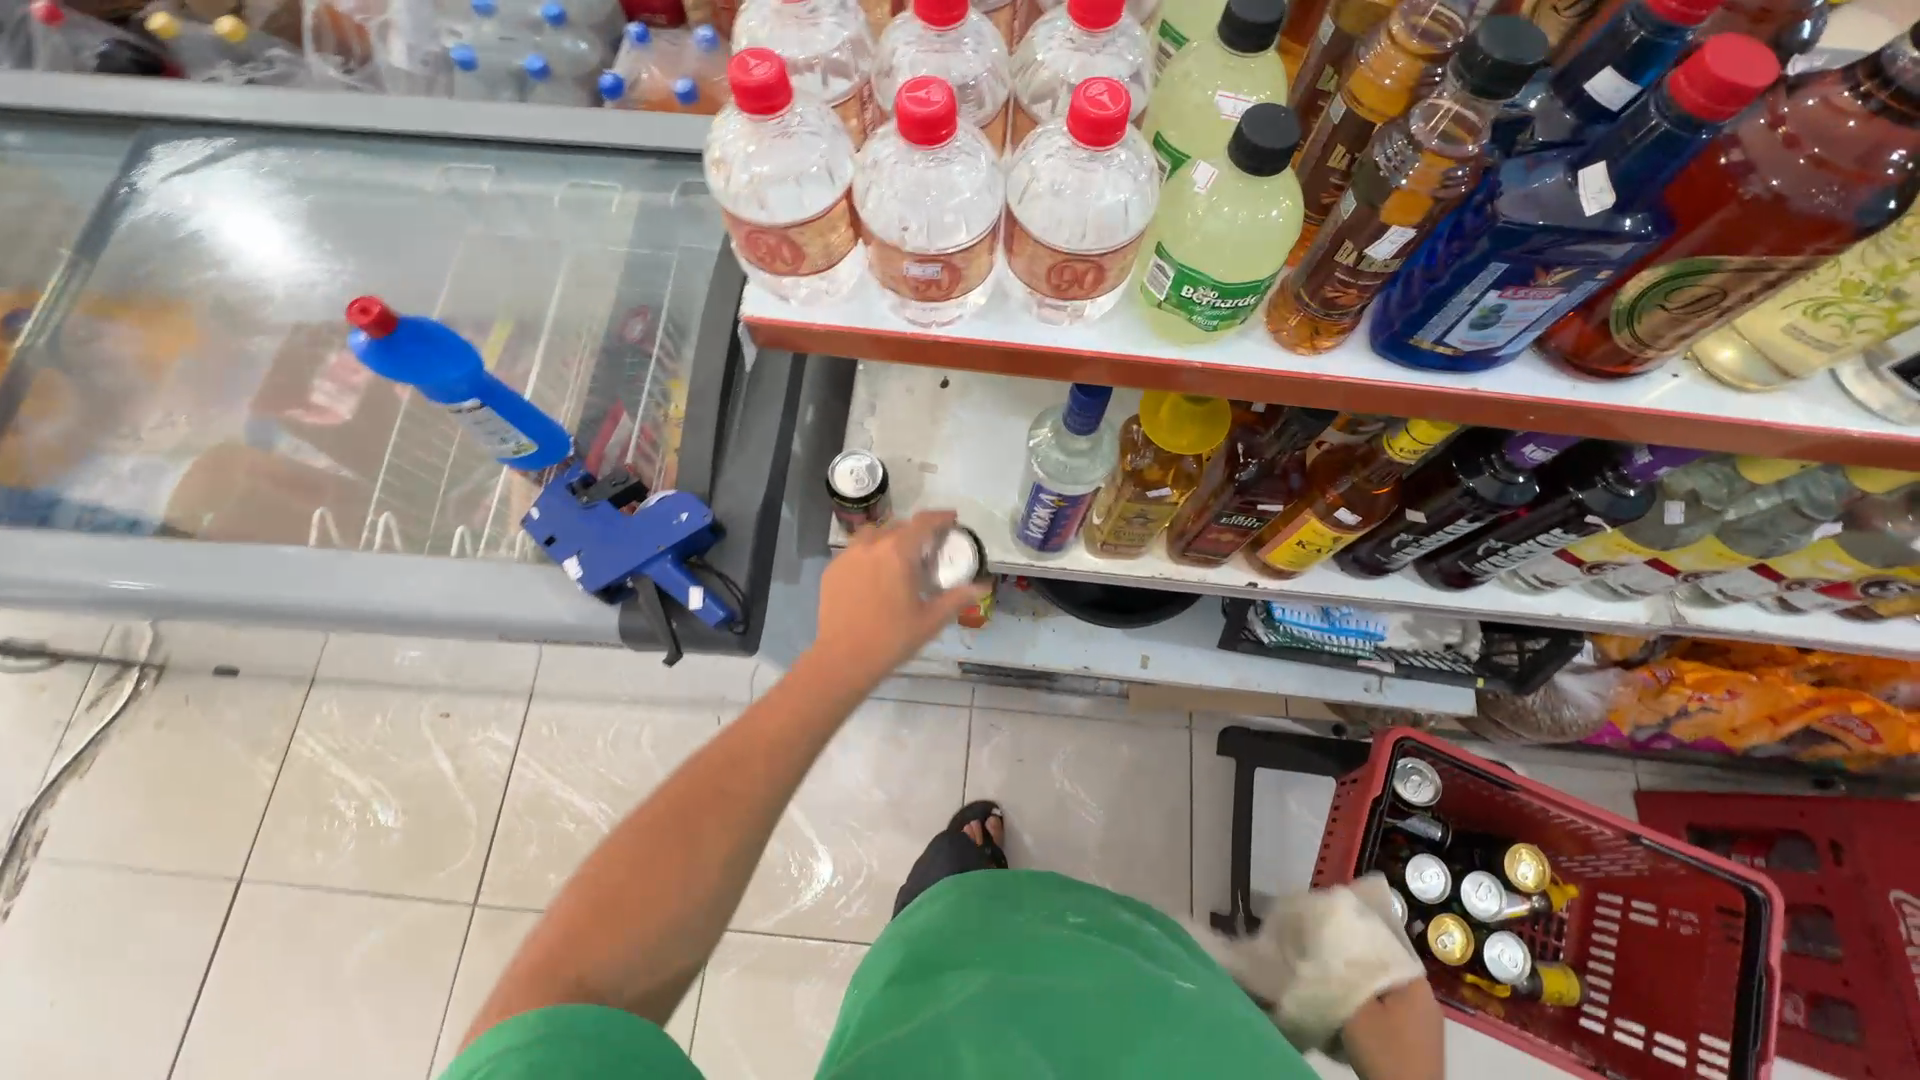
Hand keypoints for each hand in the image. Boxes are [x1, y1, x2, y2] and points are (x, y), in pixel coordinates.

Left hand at [810, 510, 988, 685]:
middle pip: (897, 526)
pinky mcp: (832, 570)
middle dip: (915, 532)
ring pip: (872, 534)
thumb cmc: (892, 638)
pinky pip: (855, 551)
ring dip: (889, 538)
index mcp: (898, 552)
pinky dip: (869, 554)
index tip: (951, 519)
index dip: (940, 517)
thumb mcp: (931, 620)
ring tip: (898, 557)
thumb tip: (983, 587)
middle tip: (926, 549)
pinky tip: (874, 575)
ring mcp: (847, 556)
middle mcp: (871, 545)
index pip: (923, 523)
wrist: (843, 658)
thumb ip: (957, 598)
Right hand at [1194, 874, 1429, 1058]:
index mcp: (1413, 979)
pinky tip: (1342, 1008)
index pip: (1380, 939)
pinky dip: (1364, 1003)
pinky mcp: (1414, 1039)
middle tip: (1317, 951)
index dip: (1351, 930)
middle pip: (1380, 963)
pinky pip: (1385, 1007)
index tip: (1323, 925)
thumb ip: (1337, 976)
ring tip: (1324, 977)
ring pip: (1380, 987)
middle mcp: (1422, 993)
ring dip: (1356, 983)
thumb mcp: (1355, 1010)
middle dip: (1350, 958)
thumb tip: (1318, 947)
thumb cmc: (1385, 1053)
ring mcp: (1421, 1019)